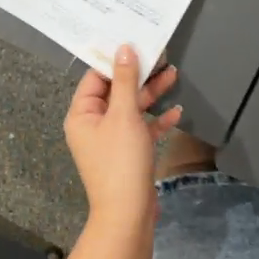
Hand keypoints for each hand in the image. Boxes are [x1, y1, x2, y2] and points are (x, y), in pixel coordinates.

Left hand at [64, 46, 180, 228]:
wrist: (128, 214)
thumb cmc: (120, 160)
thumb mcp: (124, 114)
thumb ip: (125, 80)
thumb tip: (123, 48)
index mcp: (82, 114)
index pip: (96, 77)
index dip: (116, 60)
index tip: (136, 43)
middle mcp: (92, 125)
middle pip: (115, 91)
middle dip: (138, 75)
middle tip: (160, 56)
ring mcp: (111, 141)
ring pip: (131, 108)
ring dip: (151, 94)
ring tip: (173, 74)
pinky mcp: (128, 154)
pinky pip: (141, 129)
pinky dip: (156, 120)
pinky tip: (176, 113)